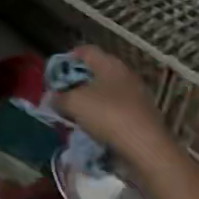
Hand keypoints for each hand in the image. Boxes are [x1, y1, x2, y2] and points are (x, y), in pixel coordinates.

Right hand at [55, 45, 171, 157]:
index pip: (86, 51)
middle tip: (63, 95)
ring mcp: (137, 94)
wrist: (146, 147)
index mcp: (110, 63)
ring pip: (107, 91)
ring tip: (76, 114)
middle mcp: (125, 74)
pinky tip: (95, 129)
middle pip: (97, 71)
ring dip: (91, 100)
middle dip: (78, 82)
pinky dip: (104, 115)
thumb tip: (52, 97)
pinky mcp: (142, 115)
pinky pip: (117, 109)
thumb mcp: (74, 104)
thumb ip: (59, 97)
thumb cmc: (108, 115)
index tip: (55, 73)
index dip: (68, 58)